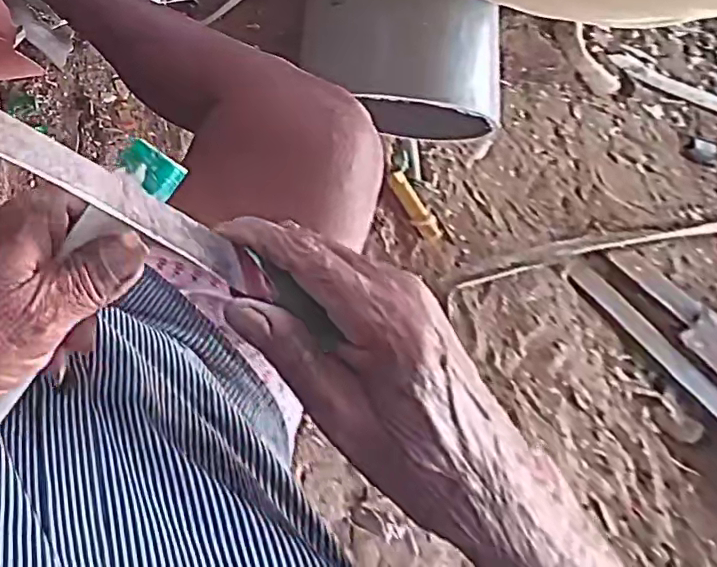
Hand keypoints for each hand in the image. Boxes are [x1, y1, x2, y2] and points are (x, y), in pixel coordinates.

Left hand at [0, 187, 146, 416]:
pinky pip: (45, 293)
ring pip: (69, 276)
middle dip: (90, 293)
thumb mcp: (48, 311)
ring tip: (56, 352)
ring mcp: (13, 255)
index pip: (96, 207)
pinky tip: (42, 356)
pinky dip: (50, 323)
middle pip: (86, 246)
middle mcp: (24, 226)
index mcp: (34, 216)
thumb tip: (136, 245)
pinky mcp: (4, 282)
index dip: (118, 241)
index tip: (127, 277)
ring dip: (72, 317)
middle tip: (79, 330)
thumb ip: (96, 276)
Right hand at [219, 218, 621, 566]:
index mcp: (384, 319)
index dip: (256, 235)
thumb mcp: (342, 416)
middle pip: (315, 244)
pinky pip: (348, 269)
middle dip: (267, 250)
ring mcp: (408, 290)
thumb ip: (289, 352)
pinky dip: (314, 278)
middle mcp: (400, 291)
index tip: (223, 234)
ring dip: (290, 266)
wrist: (493, 483)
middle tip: (231, 275)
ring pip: (330, 253)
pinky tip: (303, 312)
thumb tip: (241, 309)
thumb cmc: (425, 462)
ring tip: (264, 303)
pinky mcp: (409, 297)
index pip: (305, 251)